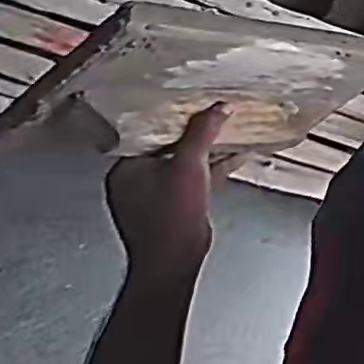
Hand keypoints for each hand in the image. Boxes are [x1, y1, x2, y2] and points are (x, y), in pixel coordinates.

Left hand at [105, 102, 232, 287]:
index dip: (173, 115)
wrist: (175, 262)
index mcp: (126, 169)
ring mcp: (155, 195)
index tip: (195, 101)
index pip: (150, 131)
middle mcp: (135, 181)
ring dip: (207, 147)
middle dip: (195, 130)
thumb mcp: (189, 163)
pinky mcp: (174, 206)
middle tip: (215, 110)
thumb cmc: (172, 213)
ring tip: (230, 127)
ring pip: (184, 161)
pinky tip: (237, 153)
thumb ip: (204, 130)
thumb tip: (222, 105)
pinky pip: (194, 177)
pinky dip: (213, 166)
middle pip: (169, 144)